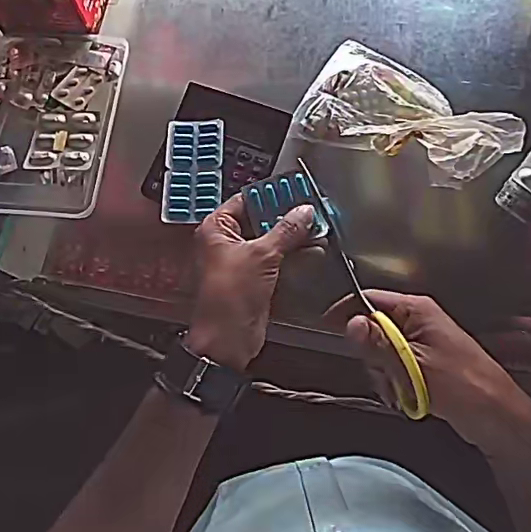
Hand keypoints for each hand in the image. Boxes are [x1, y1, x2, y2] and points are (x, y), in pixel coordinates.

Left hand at [188, 195, 318, 369]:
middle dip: (285, 215)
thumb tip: (303, 213)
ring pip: (269, 239)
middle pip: (259, 219)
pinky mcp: (254, 278)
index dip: (270, 194)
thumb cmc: (226, 299)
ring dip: (291, 235)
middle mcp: (225, 243)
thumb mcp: (262, 255)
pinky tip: (310, 248)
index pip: (245, 200)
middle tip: (309, 208)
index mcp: (216, 229)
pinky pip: (275, 258)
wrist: (228, 341)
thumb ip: (286, 230)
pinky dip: (291, 252)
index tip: (294, 190)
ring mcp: (240, 261)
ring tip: (314, 226)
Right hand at [340, 291, 530, 452]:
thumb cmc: (463, 385)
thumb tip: (350, 323)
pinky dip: (396, 384)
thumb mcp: (413, 364)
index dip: (348, 313)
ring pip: (382, 353)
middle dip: (372, 357)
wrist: (497, 418)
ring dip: (385, 376)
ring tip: (402, 392)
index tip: (328, 329)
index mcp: (417, 309)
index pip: (370, 298)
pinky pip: (396, 368)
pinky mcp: (425, 363)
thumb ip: (379, 344)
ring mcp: (422, 342)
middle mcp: (419, 320)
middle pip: (373, 328)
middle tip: (385, 376)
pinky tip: (409, 398)